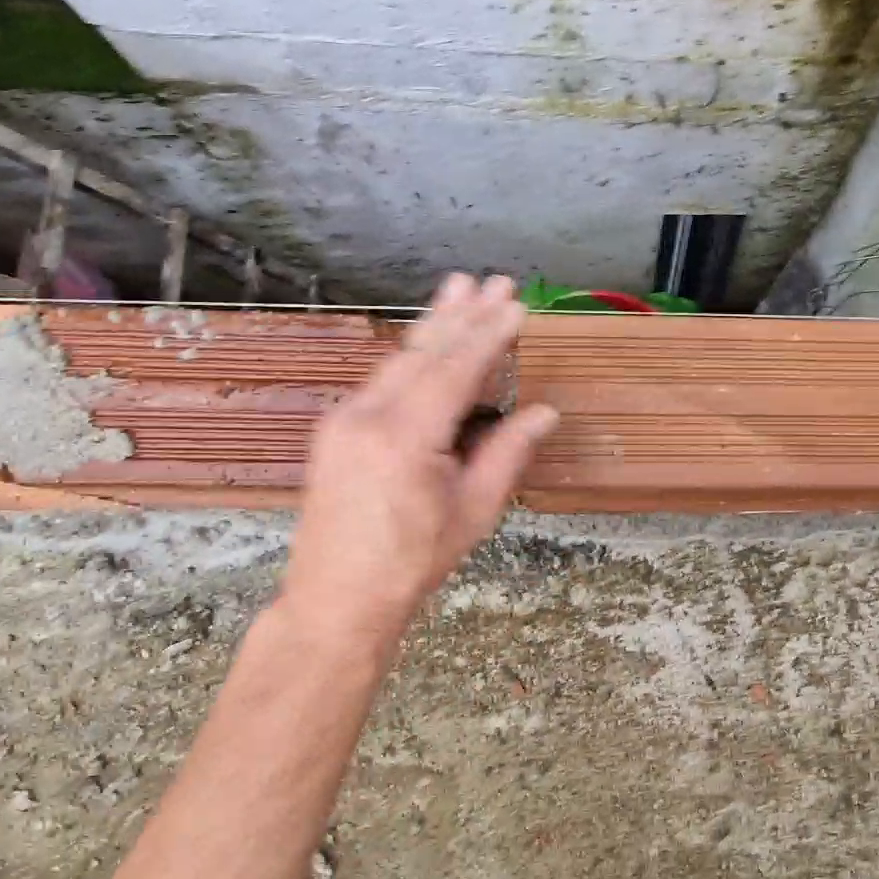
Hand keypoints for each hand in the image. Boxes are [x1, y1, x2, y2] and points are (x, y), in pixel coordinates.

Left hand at [276, 274, 558, 645]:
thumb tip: (544, 412)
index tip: (514, 304)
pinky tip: (428, 343)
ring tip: (458, 291)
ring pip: (397, 361)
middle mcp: (368, 416)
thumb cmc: (413, 562)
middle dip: (459, 314)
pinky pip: (380, 381)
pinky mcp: (334, 430)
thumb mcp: (474, 511)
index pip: (456, 370)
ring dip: (432, 327)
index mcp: (406, 437)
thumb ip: (507, 453)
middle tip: (489, 280)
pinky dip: (411, 357)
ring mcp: (344, 420)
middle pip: (423, 351)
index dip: (488, 335)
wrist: (336, 599)